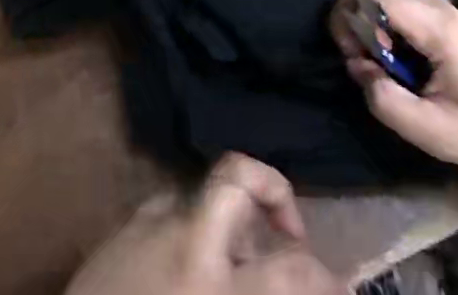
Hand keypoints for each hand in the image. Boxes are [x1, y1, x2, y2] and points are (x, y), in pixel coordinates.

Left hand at [64, 153, 339, 294]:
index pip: (292, 268)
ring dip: (229, 220)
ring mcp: (145, 224)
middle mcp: (181, 238)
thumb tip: (297, 277)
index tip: (337, 286)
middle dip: (273, 192)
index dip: (326, 277)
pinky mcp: (120, 229)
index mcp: (209, 280)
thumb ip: (259, 287)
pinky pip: (170, 213)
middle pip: (237, 175)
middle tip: (288, 236)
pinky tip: (190, 271)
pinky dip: (193, 232)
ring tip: (239, 264)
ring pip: (202, 194)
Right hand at [334, 0, 457, 182]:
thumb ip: (382, 97)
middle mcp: (437, 8)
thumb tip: (356, 66)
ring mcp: (441, 12)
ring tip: (380, 69)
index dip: (351, 19)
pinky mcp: (441, 22)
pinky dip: (383, 32)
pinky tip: (396, 65)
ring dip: (368, 29)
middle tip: (364, 65)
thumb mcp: (428, 130)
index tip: (357, 58)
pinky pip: (396, 10)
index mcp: (437, 27)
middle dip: (355, 22)